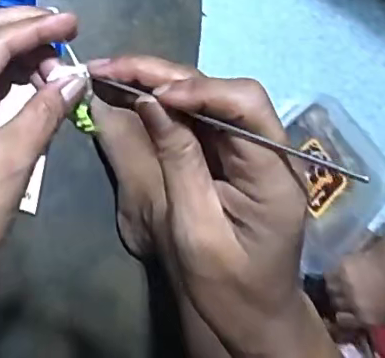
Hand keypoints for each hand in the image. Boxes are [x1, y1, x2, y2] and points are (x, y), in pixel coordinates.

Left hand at [0, 7, 84, 290]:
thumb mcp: (12, 158)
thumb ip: (46, 109)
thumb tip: (77, 77)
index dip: (40, 27)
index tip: (76, 22)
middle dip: (30, 26)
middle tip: (70, 31)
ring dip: (25, 48)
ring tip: (60, 68)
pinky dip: (16, 68)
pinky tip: (40, 77)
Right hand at [88, 56, 330, 357]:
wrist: (252, 318)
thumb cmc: (229, 289)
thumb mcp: (197, 233)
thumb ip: (178, 161)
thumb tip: (148, 100)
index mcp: (275, 170)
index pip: (246, 104)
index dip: (200, 89)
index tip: (154, 95)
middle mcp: (267, 143)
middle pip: (219, 88)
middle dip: (163, 74)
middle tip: (110, 66)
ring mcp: (248, 140)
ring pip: (203, 90)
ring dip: (156, 78)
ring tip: (111, 70)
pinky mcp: (228, 143)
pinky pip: (194, 107)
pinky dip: (160, 94)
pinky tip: (131, 86)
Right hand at [326, 245, 384, 334]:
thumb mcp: (381, 313)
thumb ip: (365, 317)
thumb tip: (351, 316)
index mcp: (365, 318)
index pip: (342, 320)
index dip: (339, 316)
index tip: (339, 311)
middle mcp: (353, 304)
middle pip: (334, 303)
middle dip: (335, 300)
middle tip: (336, 295)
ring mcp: (346, 286)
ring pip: (329, 288)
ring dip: (331, 286)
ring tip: (335, 283)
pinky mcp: (342, 268)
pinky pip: (329, 274)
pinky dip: (331, 274)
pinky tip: (336, 273)